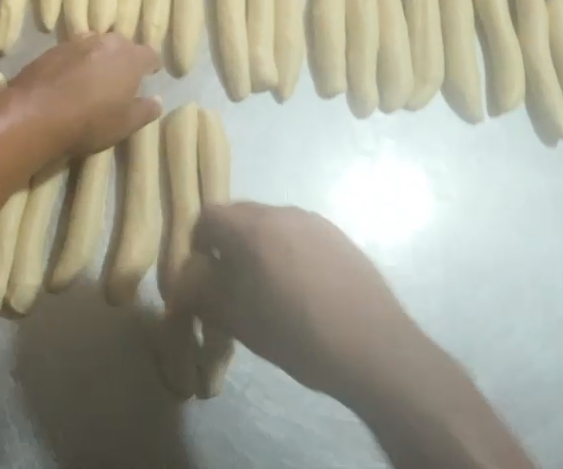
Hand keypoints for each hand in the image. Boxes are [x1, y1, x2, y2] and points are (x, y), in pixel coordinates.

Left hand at [7, 34, 160, 156]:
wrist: (35, 113)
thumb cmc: (90, 121)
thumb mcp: (125, 124)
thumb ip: (145, 110)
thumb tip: (157, 100)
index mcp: (129, 58)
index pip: (149, 53)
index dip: (151, 65)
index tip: (151, 74)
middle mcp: (105, 42)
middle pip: (122, 44)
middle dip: (125, 58)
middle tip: (123, 77)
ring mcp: (76, 42)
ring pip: (96, 44)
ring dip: (99, 56)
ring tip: (96, 76)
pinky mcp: (52, 49)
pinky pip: (73, 51)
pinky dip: (77, 61)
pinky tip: (70, 78)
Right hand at [170, 204, 446, 406]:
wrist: (374, 349)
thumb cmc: (297, 336)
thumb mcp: (239, 322)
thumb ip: (204, 294)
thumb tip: (188, 279)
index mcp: (251, 229)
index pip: (208, 216)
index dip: (199, 243)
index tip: (204, 274)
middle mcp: (281, 214)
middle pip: (239, 214)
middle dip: (229, 242)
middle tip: (233, 282)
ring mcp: (313, 222)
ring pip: (271, 223)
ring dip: (260, 245)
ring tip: (271, 287)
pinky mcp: (338, 235)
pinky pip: (299, 233)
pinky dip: (289, 250)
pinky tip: (303, 288)